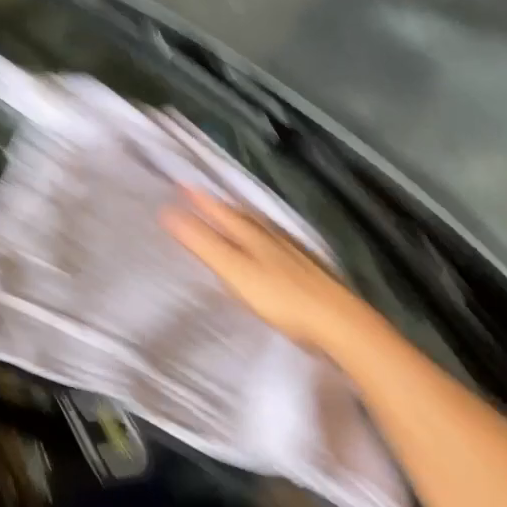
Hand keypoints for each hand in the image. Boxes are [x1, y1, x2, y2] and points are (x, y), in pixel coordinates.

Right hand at [159, 185, 385, 352]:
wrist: (339, 322)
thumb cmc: (281, 297)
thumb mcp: (234, 270)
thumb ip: (203, 243)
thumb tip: (167, 213)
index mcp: (252, 234)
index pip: (220, 211)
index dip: (200, 199)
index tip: (180, 184)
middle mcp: (272, 237)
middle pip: (242, 215)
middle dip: (220, 204)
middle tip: (201, 195)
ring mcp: (292, 253)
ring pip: (261, 228)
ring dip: (242, 219)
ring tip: (230, 214)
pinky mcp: (306, 271)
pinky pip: (276, 244)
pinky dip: (262, 238)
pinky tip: (266, 247)